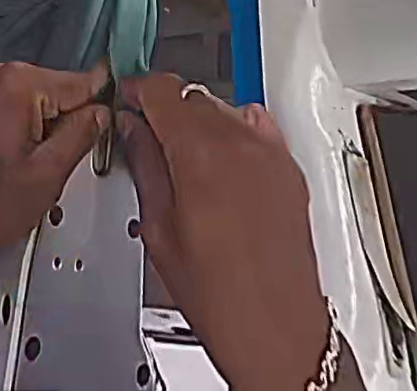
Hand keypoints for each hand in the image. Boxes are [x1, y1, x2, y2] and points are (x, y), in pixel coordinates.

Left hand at [0, 62, 109, 320]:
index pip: (85, 82)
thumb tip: (104, 112)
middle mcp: (4, 75)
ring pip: (50, 103)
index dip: (103, 110)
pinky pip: (29, 109)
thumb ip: (83, 134)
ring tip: (43, 168)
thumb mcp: (47, 175)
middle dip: (76, 123)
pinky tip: (28, 164)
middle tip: (67, 164)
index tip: (113, 131)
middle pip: (67, 91)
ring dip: (57, 131)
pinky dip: (37, 133)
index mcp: (20, 83)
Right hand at [118, 74, 333, 390]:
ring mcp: (266, 150)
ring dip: (198, 120)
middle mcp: (237, 142)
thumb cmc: (221, 295)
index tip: (130, 96)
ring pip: (221, 107)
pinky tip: (223, 158)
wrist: (277, 328)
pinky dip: (235, 129)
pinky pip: (255, 124)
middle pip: (190, 96)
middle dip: (166, 109)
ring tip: (186, 157)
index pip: (162, 90)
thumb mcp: (159, 228)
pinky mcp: (286, 164)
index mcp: (199, 153)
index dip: (139, 89)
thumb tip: (133, 131)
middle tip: (149, 133)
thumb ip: (144, 165)